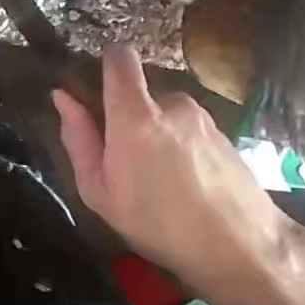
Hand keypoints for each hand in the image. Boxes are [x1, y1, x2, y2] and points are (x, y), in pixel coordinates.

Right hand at [53, 45, 304, 304]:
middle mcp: (172, 103)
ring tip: (158, 180)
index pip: (120, 57)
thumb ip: (79, 139)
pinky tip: (184, 183)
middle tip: (124, 162)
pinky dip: (178, 145)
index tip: (96, 94)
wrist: (242, 247)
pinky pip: (186, 127)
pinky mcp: (222, 130)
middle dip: (127, 116)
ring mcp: (201, 115)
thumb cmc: (159, 224)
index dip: (104, 65)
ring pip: (163, 112)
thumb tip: (63, 98)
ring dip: (155, 133)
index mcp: (136, 115)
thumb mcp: (100, 193)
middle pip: (139, 91)